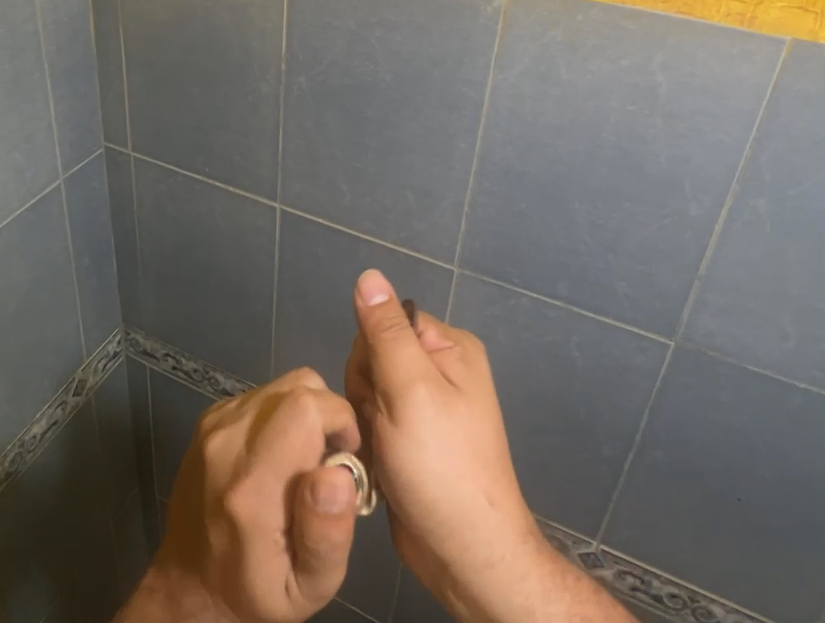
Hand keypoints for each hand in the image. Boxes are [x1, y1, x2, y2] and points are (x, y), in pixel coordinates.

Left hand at [119, 368, 363, 622]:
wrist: (191, 586)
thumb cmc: (256, 589)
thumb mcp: (307, 587)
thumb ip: (328, 534)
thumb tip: (337, 472)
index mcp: (251, 483)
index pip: (306, 407)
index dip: (340, 421)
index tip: (345, 459)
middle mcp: (227, 441)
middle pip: (299, 386)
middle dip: (329, 413)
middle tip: (329, 459)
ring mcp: (214, 425)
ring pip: (282, 385)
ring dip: (306, 412)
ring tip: (304, 458)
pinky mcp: (210, 419)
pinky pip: (264, 394)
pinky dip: (283, 413)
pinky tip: (279, 453)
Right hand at [344, 270, 547, 615]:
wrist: (462, 550)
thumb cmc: (441, 465)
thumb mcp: (410, 388)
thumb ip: (384, 331)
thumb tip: (369, 274)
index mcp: (450, 347)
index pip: (385, 321)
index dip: (370, 355)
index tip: (378, 392)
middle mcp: (440, 370)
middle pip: (371, 355)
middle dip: (364, 392)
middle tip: (382, 428)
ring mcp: (425, 406)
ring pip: (364, 391)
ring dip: (362, 421)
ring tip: (381, 450)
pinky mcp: (411, 437)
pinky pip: (370, 421)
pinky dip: (367, 441)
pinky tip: (378, 464)